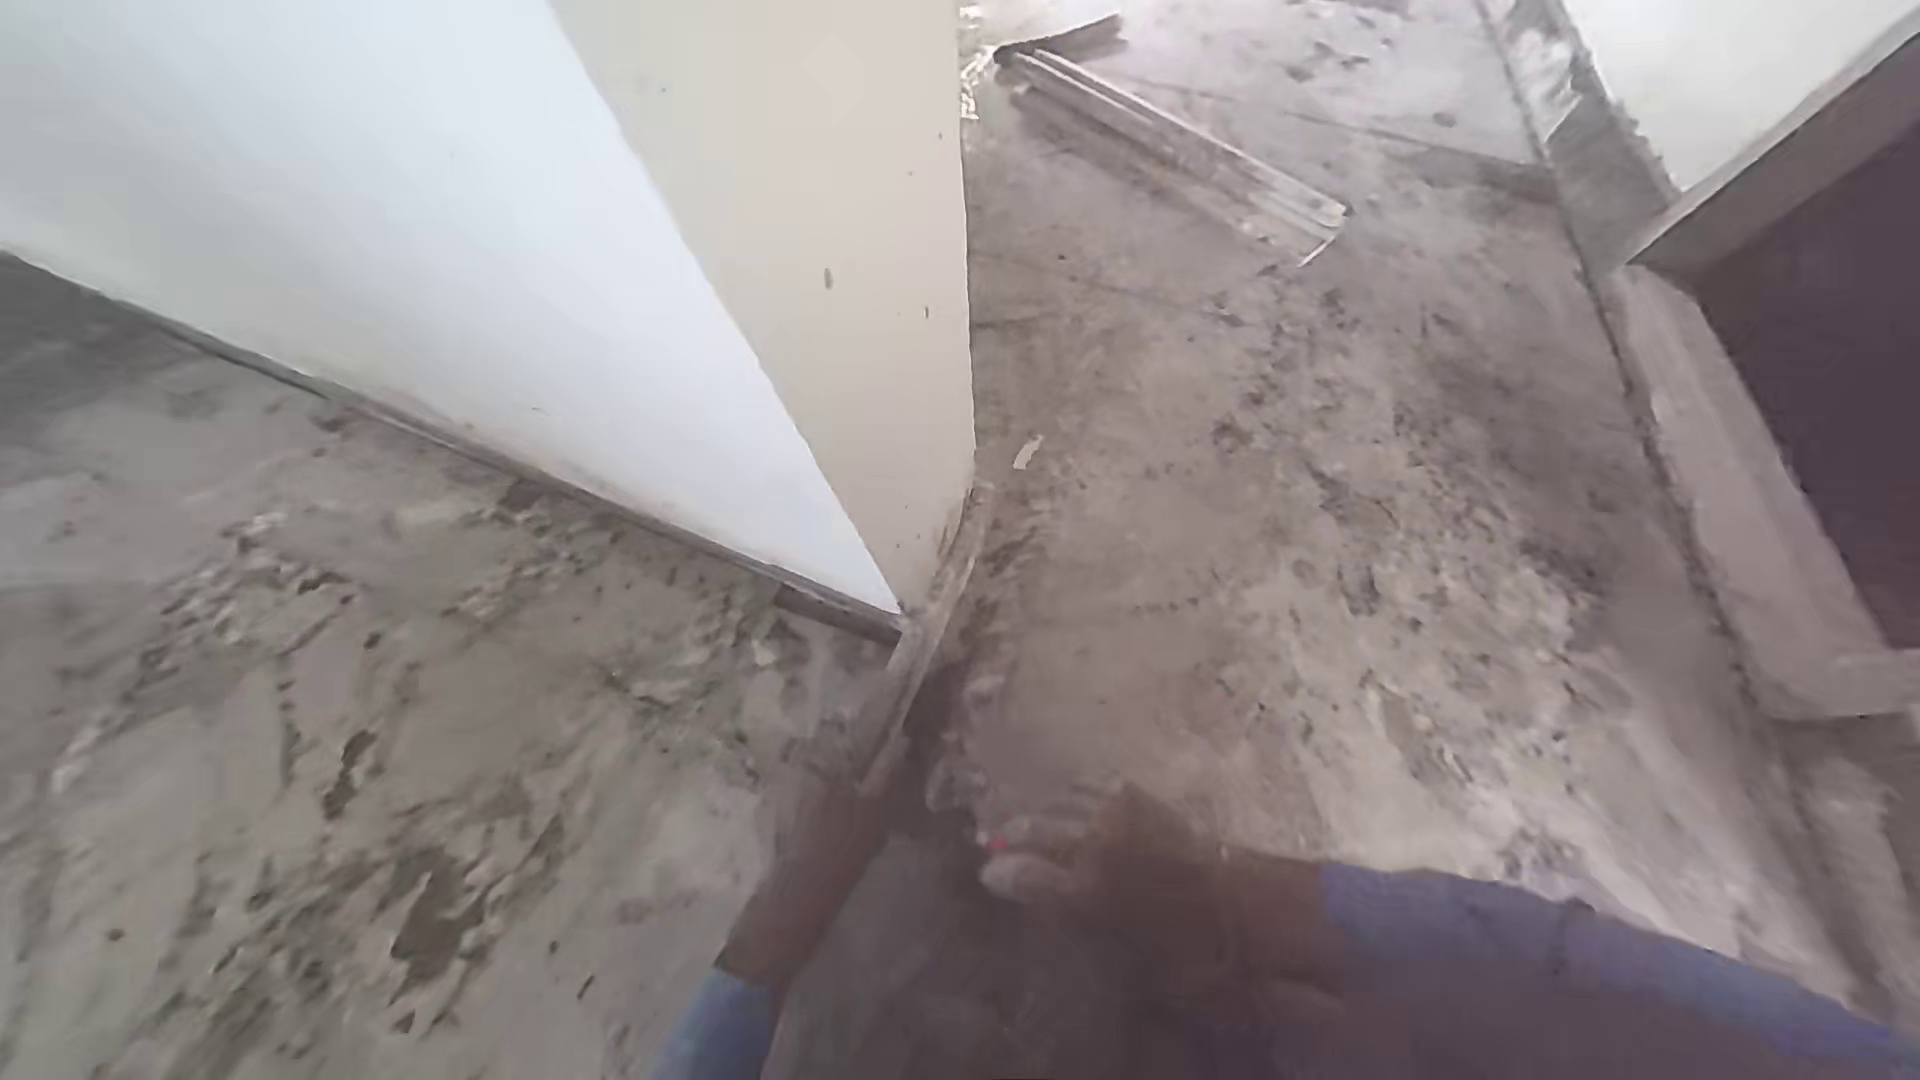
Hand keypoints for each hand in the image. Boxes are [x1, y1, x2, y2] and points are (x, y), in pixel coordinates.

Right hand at [979, 784, 1335, 1001]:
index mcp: (1094, 884)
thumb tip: (1045, 904)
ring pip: (1064, 803)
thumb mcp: (1129, 952)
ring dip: (1040, 812)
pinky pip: (1096, 790)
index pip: (1034, 874)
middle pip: (1041, 829)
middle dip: (1012, 835)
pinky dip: (1077, 795)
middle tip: (989, 839)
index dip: (1006, 874)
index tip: (985, 873)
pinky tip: (1069, 799)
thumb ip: (1080, 920)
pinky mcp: (1143, 800)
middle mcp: (1100, 840)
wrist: (1249, 907)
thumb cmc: (1192, 948)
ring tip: (1020, 818)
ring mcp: (1121, 814)